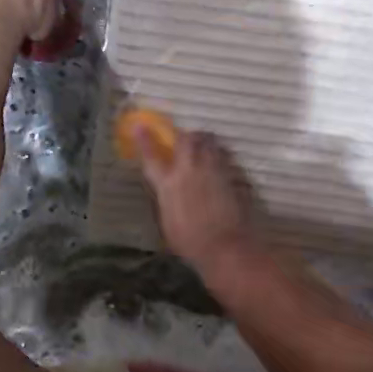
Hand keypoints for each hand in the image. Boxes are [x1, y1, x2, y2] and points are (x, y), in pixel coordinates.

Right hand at [134, 129, 263, 268]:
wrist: (226, 246)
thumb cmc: (190, 242)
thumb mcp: (168, 221)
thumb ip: (167, 199)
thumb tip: (168, 190)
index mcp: (169, 184)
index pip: (152, 157)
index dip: (144, 140)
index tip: (139, 125)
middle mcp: (191, 170)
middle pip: (186, 140)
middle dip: (184, 136)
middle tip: (183, 139)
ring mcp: (214, 170)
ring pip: (209, 143)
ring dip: (203, 141)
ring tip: (203, 146)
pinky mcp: (233, 176)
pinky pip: (224, 156)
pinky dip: (220, 154)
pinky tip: (219, 163)